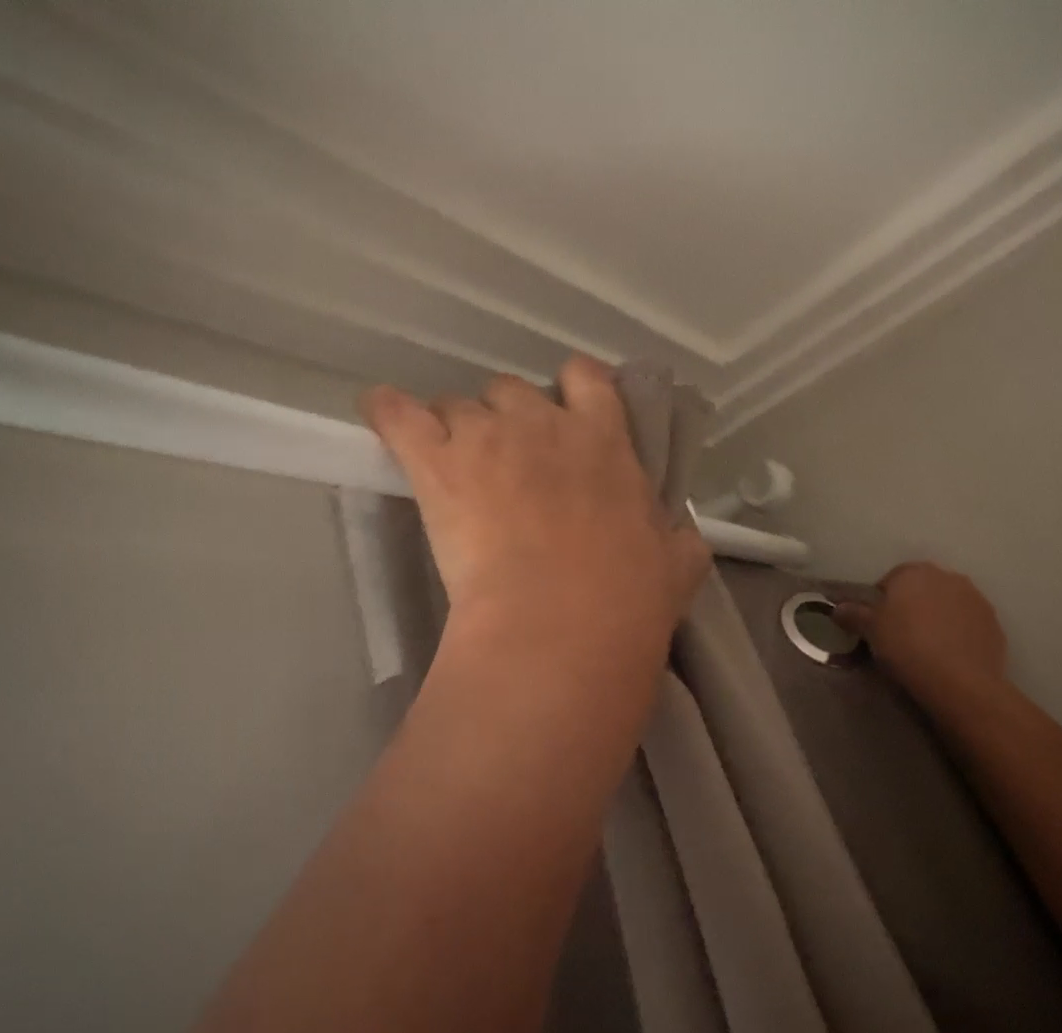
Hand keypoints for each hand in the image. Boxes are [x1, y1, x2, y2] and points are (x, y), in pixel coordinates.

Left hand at [361, 356, 710, 650]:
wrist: (563, 623)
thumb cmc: (626, 598)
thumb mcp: (677, 567)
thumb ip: (678, 540)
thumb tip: (681, 532)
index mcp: (604, 440)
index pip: (587, 379)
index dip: (572, 389)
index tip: (565, 412)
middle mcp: (544, 423)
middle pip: (512, 390)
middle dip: (507, 418)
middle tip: (506, 463)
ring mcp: (486, 437)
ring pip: (458, 406)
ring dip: (457, 431)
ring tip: (453, 469)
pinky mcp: (436, 464)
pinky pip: (397, 416)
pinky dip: (387, 412)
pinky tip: (380, 411)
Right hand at [834, 562, 1008, 703]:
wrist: (959, 681)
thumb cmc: (906, 647)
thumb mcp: (870, 631)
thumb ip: (853, 615)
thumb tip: (838, 608)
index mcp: (914, 572)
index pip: (891, 579)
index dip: (881, 602)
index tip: (877, 626)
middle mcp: (947, 576)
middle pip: (922, 589)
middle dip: (912, 606)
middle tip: (900, 637)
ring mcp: (975, 598)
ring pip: (947, 604)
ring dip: (937, 618)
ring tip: (927, 648)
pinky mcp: (993, 622)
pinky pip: (967, 623)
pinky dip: (958, 633)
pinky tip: (949, 656)